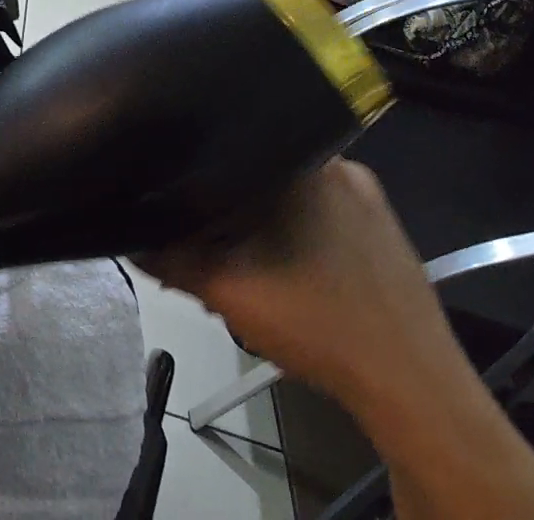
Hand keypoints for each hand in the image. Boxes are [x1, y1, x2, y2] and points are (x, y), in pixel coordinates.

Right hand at [140, 160, 533, 519]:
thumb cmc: (318, 324)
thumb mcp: (221, 287)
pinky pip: (310, 214)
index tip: (154, 185)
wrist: (413, 391)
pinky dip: (281, 232)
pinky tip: (268, 265)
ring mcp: (367, 201)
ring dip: (246, 219)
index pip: (224, 142)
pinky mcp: (381, 231)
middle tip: (185, 232)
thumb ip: (162, 255)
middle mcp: (341, 169)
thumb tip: (120, 234)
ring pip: (278, 194)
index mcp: (306, 165)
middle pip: (249, 171)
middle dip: (213, 200)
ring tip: (221, 250)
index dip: (182, 164)